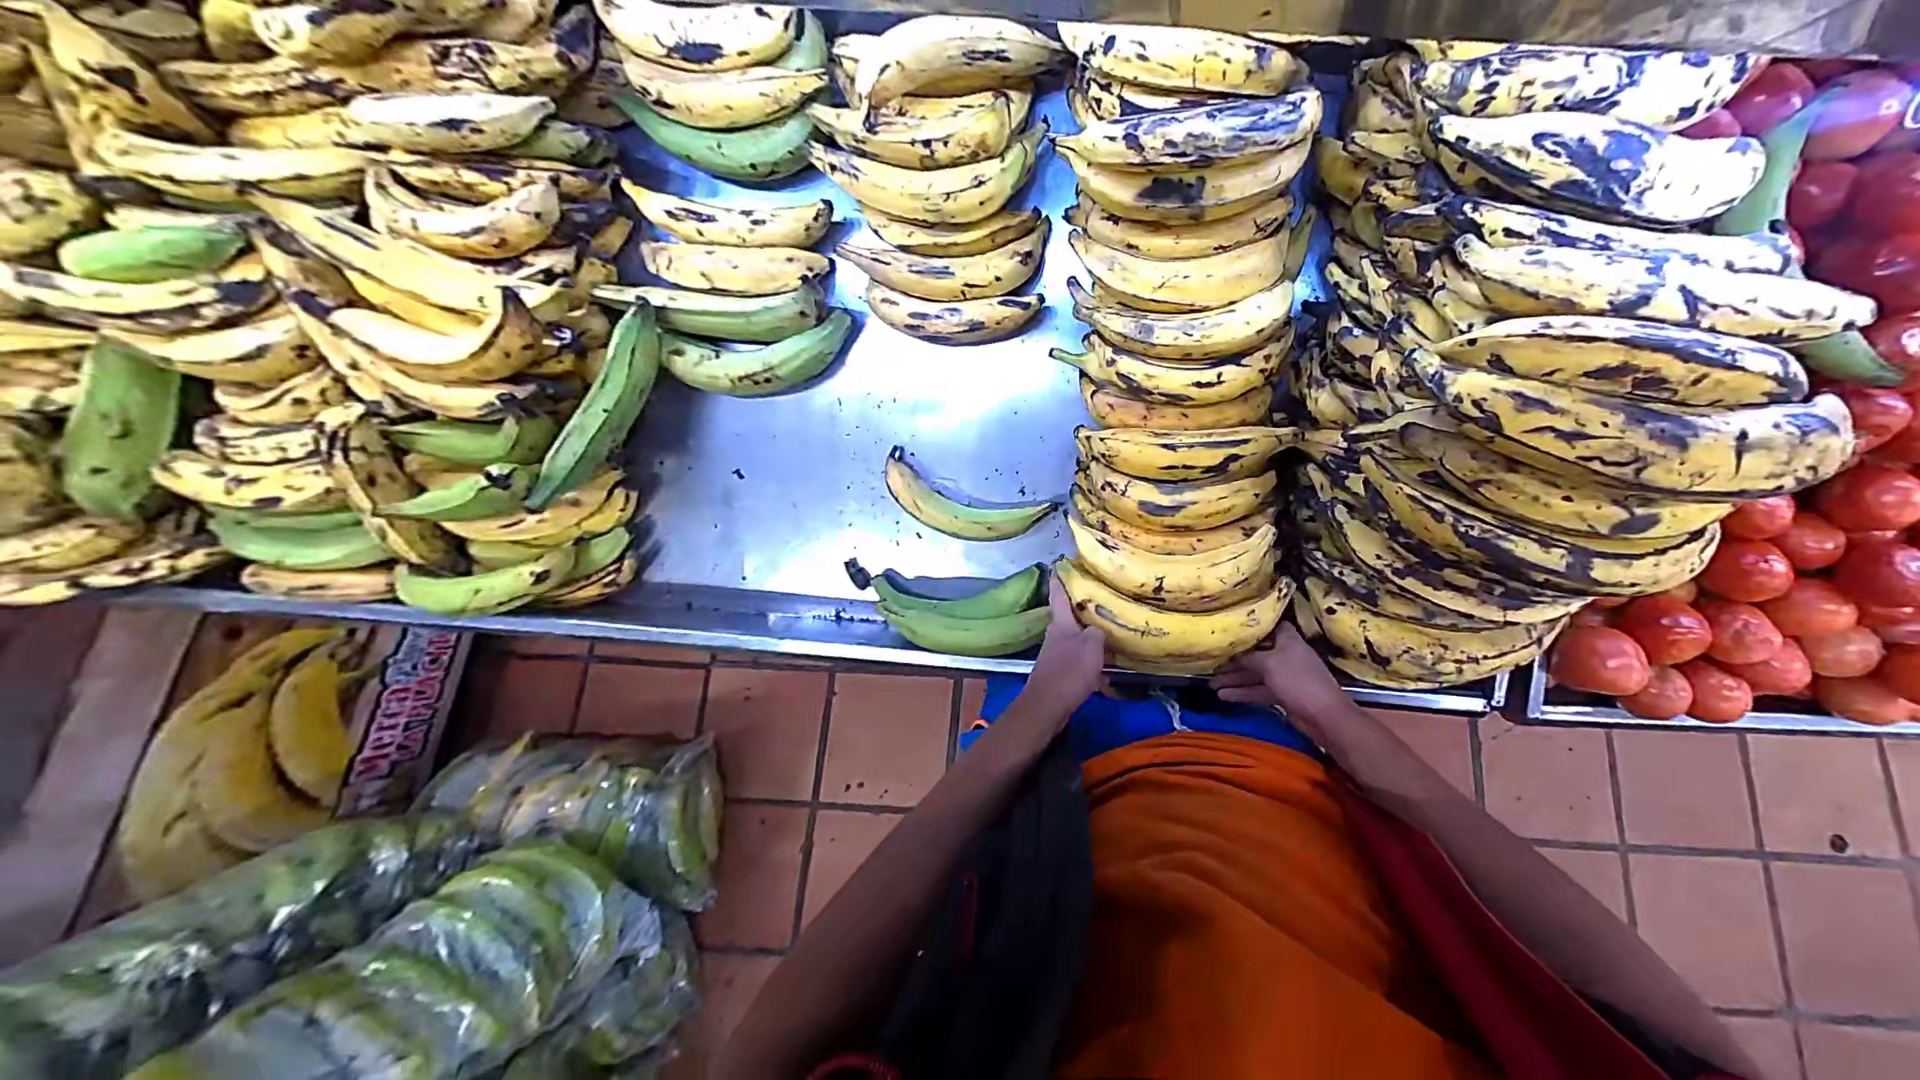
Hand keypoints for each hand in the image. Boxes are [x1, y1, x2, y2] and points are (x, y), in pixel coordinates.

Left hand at [1022, 577, 1105, 720]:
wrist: (1048, 705)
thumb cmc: (1069, 671)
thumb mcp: (1091, 646)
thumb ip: (1096, 632)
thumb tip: (1096, 629)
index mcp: (1060, 624)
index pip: (1059, 595)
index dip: (1059, 580)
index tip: (1058, 565)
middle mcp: (1054, 636)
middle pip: (1068, 619)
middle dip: (1082, 613)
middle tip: (1099, 604)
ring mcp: (1054, 656)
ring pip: (1075, 642)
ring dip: (1089, 641)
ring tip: (1109, 639)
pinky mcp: (1058, 674)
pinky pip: (1077, 663)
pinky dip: (1090, 665)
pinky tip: (1105, 674)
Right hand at [1210, 625, 1347, 731]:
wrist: (1323, 715)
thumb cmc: (1297, 680)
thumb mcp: (1268, 663)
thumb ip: (1248, 657)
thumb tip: (1232, 653)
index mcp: (1288, 640)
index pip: (1270, 626)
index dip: (1252, 626)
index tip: (1231, 627)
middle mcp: (1286, 655)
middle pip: (1256, 653)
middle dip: (1234, 659)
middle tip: (1212, 662)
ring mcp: (1285, 676)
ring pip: (1255, 673)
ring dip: (1235, 678)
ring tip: (1211, 683)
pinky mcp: (1283, 694)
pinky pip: (1258, 689)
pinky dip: (1243, 692)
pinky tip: (1224, 696)